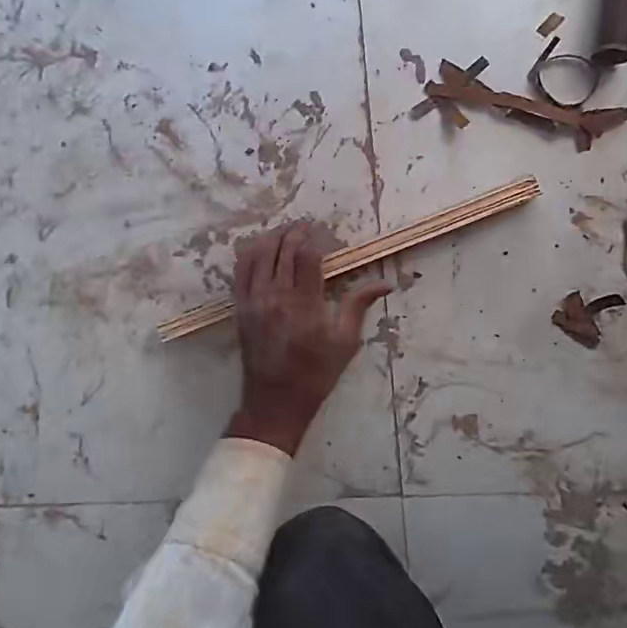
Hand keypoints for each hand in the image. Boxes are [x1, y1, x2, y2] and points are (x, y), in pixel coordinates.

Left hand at [226, 223, 391, 455]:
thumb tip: (386, 283)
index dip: (316, 239)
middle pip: (283, 249)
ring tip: (288, 230)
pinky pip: (241, 269)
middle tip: (308, 226)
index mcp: (305, 305)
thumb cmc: (316, 374)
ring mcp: (254, 300)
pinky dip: (251, 251)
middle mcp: (276, 297)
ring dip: (274, 236)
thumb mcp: (345, 342)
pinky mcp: (240, 306)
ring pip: (259, 253)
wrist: (275, 401)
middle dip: (296, 232)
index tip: (325, 234)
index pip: (307, 255)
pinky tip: (262, 246)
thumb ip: (359, 305)